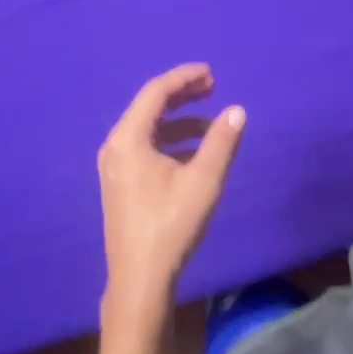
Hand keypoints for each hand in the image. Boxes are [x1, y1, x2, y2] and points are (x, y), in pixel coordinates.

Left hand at [97, 64, 246, 317]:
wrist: (140, 279)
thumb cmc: (171, 225)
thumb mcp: (204, 180)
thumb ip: (222, 141)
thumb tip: (237, 111)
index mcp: (128, 140)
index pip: (156, 93)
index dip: (184, 78)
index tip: (212, 73)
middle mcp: (115, 147)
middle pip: (150, 107)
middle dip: (183, 96)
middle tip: (213, 88)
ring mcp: (115, 167)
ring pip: (149, 130)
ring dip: (180, 121)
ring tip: (213, 126)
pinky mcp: (121, 184)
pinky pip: (146, 147)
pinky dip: (172, 141)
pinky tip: (196, 153)